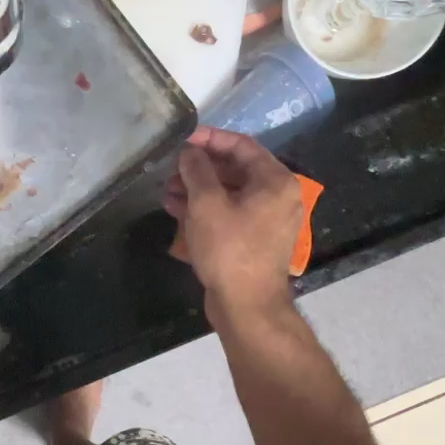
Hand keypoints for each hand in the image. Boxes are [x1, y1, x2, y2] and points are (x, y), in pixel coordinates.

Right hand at [163, 126, 307, 320]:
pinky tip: (176, 210)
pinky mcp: (253, 241)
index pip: (242, 146)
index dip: (211, 139)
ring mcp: (266, 221)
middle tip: (171, 170)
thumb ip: (197, 171)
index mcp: (275, 181)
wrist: (246, 305)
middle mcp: (277, 197)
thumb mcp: (207, 205)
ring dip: (198, 190)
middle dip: (200, 169)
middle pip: (235, 170)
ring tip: (167, 191)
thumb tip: (189, 152)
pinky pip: (229, 215)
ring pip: (229, 194)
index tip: (184, 139)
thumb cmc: (229, 250)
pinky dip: (205, 210)